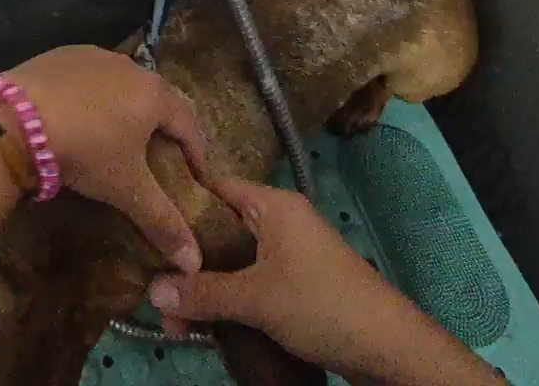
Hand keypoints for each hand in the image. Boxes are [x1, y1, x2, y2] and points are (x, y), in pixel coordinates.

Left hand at [0, 45, 208, 272]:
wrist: (18, 117)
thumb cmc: (86, 150)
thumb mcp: (126, 189)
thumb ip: (163, 222)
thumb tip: (195, 263)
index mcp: (155, 94)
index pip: (190, 124)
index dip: (197, 154)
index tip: (197, 180)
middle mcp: (129, 66)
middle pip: (158, 98)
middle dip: (164, 128)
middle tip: (161, 157)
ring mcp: (94, 55)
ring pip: (123, 83)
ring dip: (127, 108)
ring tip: (120, 136)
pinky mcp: (62, 54)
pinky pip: (90, 76)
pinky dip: (94, 95)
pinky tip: (81, 116)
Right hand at [145, 179, 502, 385]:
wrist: (395, 352)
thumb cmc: (323, 304)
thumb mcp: (257, 298)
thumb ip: (203, 293)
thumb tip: (150, 292)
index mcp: (272, 204)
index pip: (213, 186)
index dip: (178, 199)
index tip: (144, 217)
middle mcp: (280, 221)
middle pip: (220, 229)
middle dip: (187, 259)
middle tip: (152, 281)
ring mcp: (292, 254)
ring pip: (235, 261)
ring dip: (207, 286)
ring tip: (174, 316)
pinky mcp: (300, 285)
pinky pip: (252, 282)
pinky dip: (230, 298)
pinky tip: (206, 323)